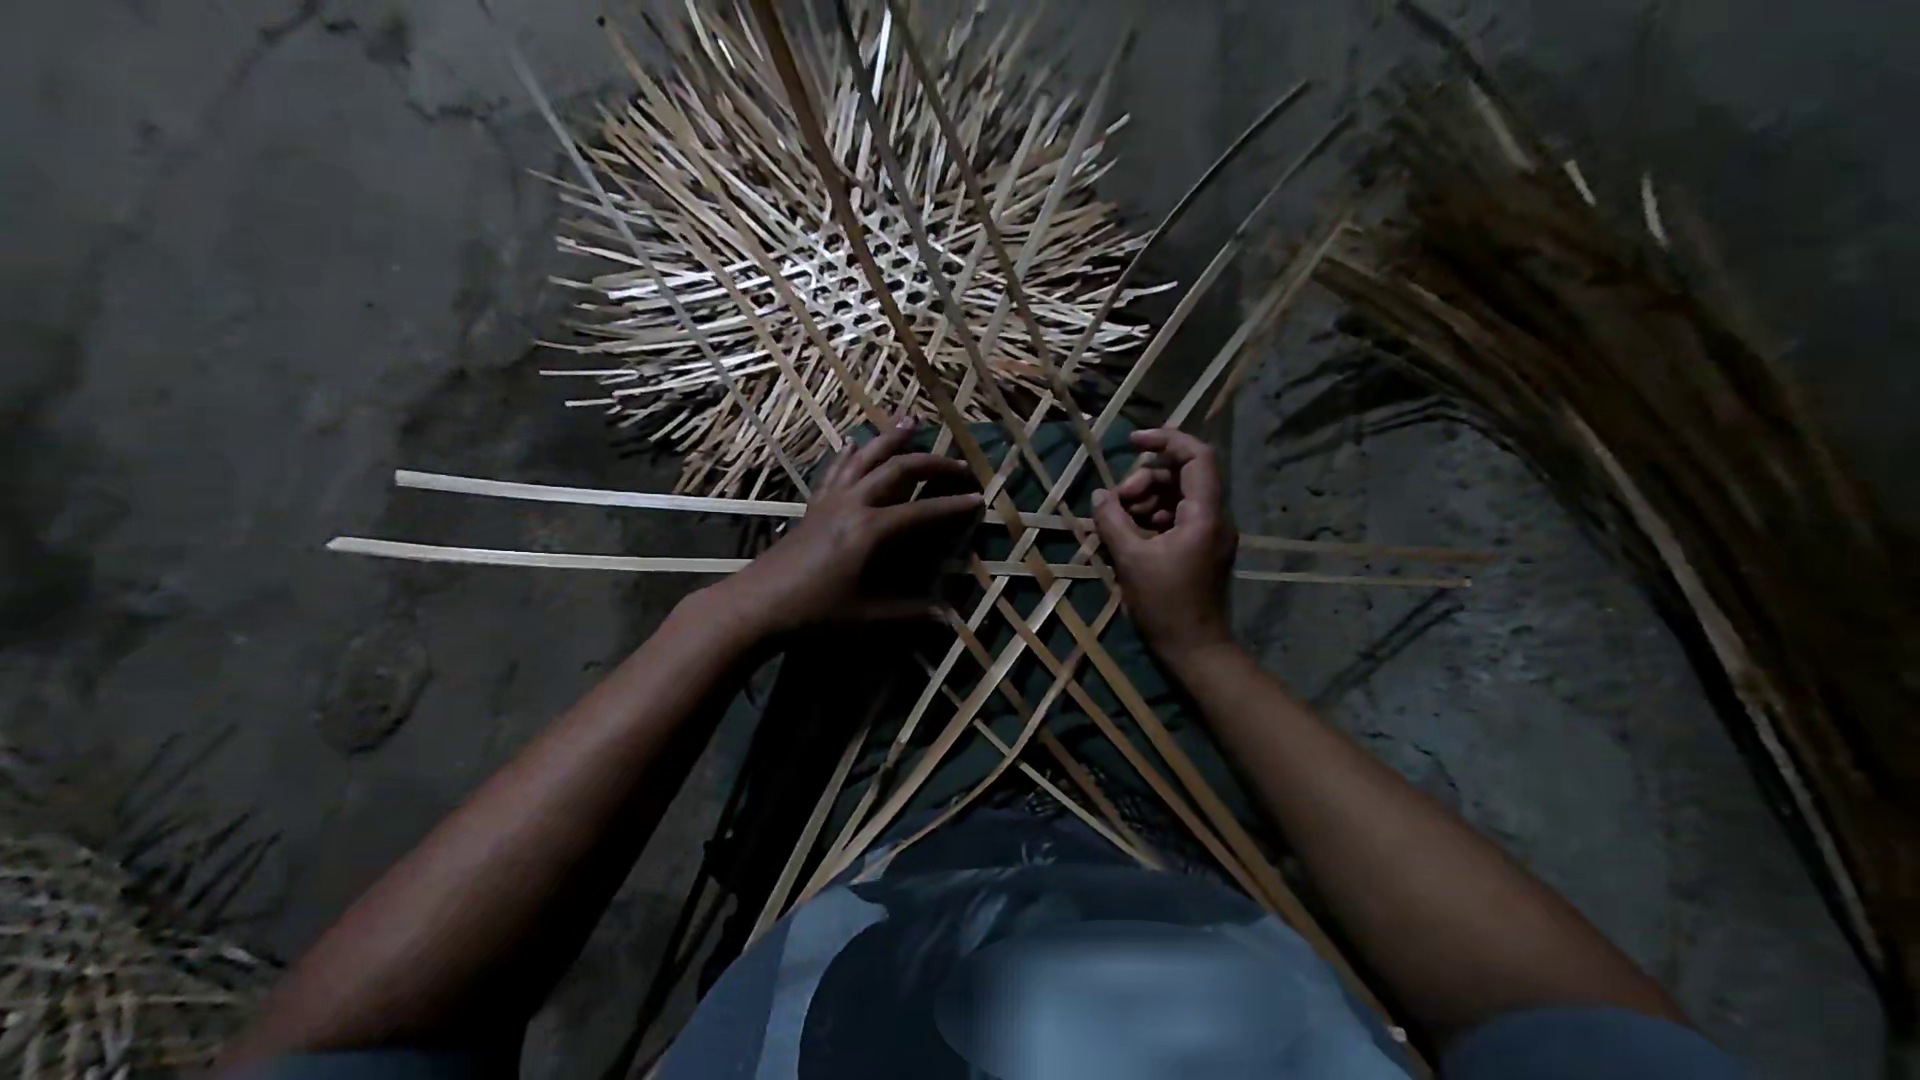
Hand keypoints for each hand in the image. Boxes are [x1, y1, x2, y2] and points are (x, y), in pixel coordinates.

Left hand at [702, 417, 982, 639]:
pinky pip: (835, 470)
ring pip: (866, 457)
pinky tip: (854, 442)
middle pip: (899, 470)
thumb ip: (911, 614)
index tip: (978, 499)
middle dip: (933, 464)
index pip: (923, 511)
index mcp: (872, 530)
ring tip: (912, 421)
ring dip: (891, 438)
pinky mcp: (815, 504)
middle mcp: (854, 503)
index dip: (953, 506)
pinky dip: (849, 454)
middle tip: (960, 465)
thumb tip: (948, 619)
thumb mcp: (868, 617)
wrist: (759, 604)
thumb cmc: (816, 612)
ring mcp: (832, 499)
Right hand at [1092, 428, 1237, 662]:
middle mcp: (1214, 517)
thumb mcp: (1131, 560)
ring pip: (1178, 495)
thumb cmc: (1165, 605)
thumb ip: (1113, 521)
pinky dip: (1153, 517)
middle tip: (1117, 501)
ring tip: (1119, 519)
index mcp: (1204, 515)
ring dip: (1146, 498)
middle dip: (1146, 478)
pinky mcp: (1202, 548)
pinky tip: (1130, 533)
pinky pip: (1178, 516)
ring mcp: (1210, 533)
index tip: (1132, 441)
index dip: (1165, 439)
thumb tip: (1099, 495)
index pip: (1196, 456)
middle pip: (1182, 474)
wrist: (1195, 649)